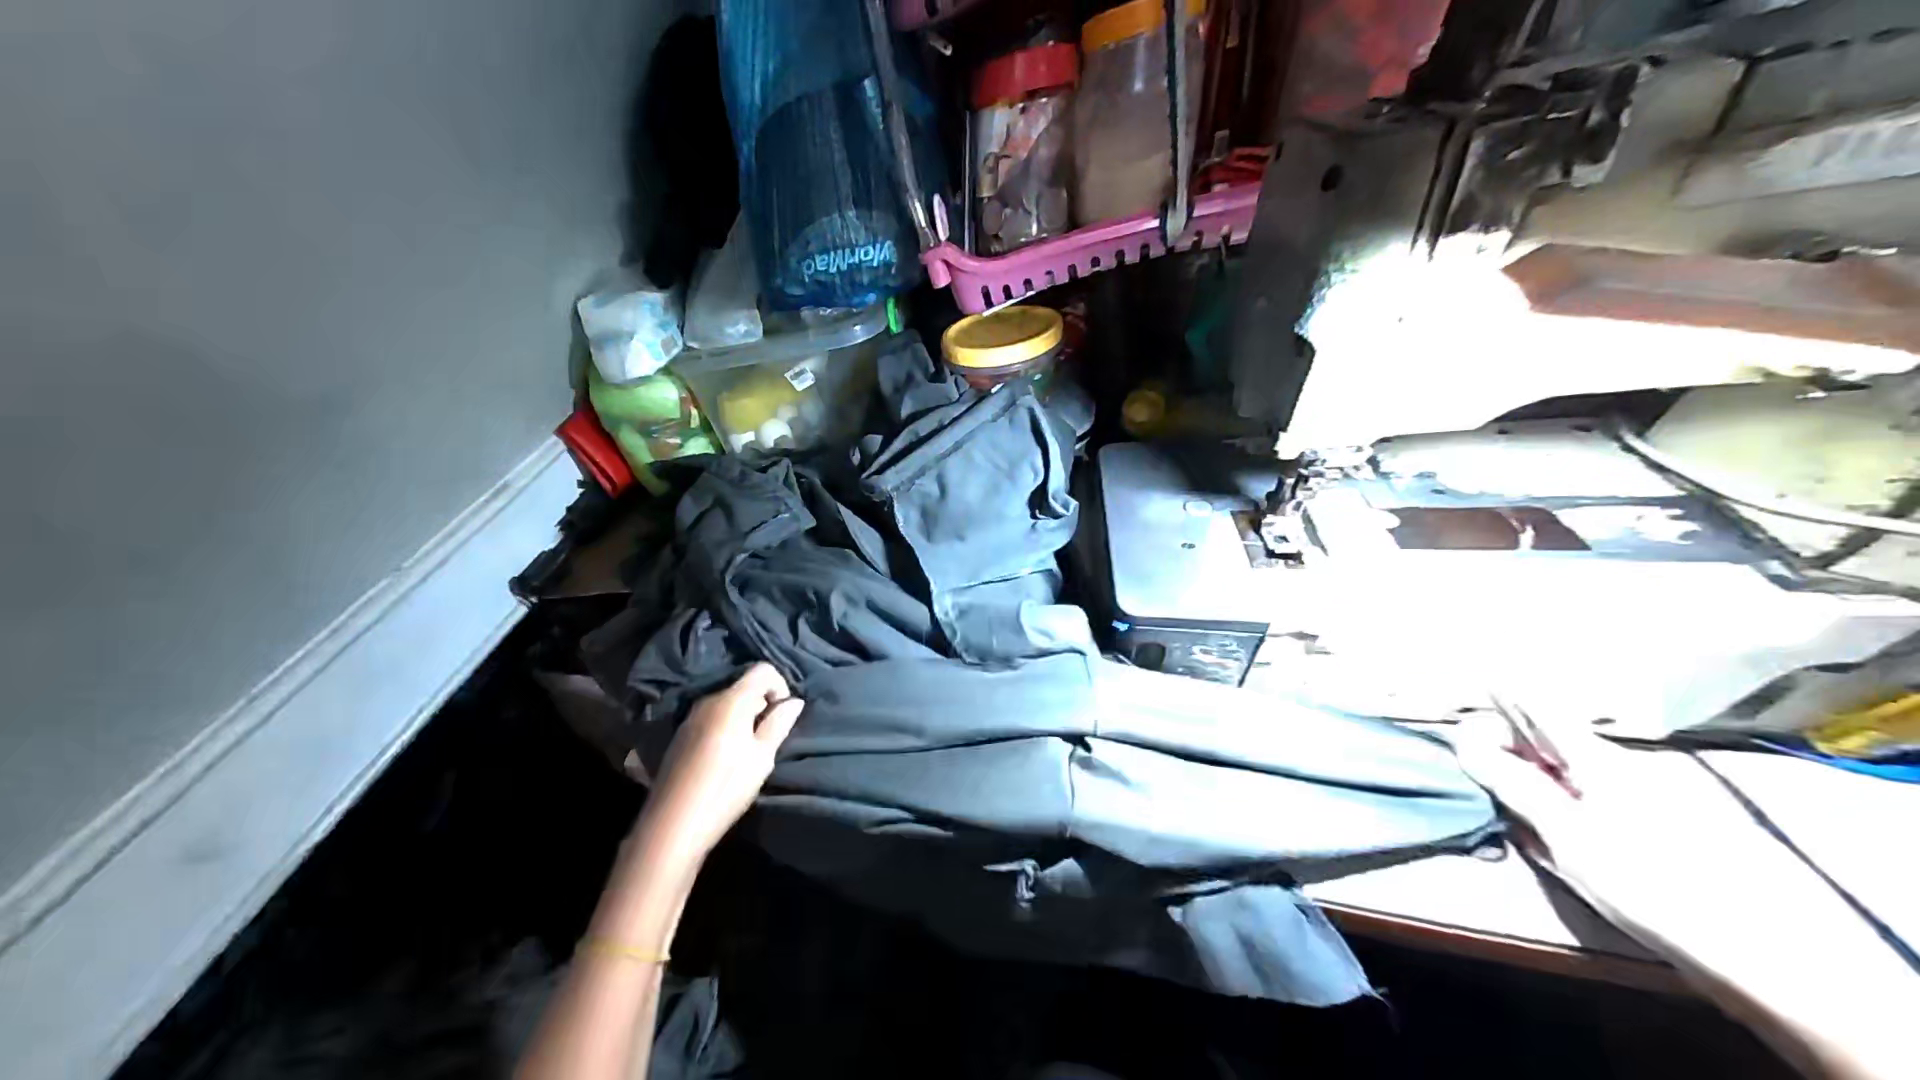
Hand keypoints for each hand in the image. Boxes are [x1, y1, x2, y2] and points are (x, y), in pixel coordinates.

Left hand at [632, 663, 802, 867]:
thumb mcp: (763, 757)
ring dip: (744, 717)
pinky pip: (712, 718)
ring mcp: (690, 718)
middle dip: (762, 704)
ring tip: (749, 751)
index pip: (762, 669)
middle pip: (743, 686)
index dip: (780, 685)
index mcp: (731, 700)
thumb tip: (794, 701)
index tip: (782, 715)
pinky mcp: (680, 736)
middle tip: (769, 737)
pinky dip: (726, 727)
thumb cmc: (726, 787)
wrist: (673, 824)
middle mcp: (708, 700)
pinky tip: (726, 758)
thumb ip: (779, 723)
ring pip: (727, 703)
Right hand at [1449, 708, 1796, 954]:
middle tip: (1483, 784)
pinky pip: (1587, 802)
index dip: (1498, 702)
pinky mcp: (1653, 827)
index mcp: (1599, 757)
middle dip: (1507, 755)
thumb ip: (1513, 781)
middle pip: (1547, 742)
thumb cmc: (1649, 881)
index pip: (1536, 708)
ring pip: (1564, 774)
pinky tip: (1555, 842)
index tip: (1461, 720)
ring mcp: (1640, 796)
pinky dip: (1559, 812)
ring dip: (1531, 788)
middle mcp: (1620, 766)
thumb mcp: (1566, 832)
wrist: (1762, 954)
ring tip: (1518, 822)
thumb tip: (1464, 738)